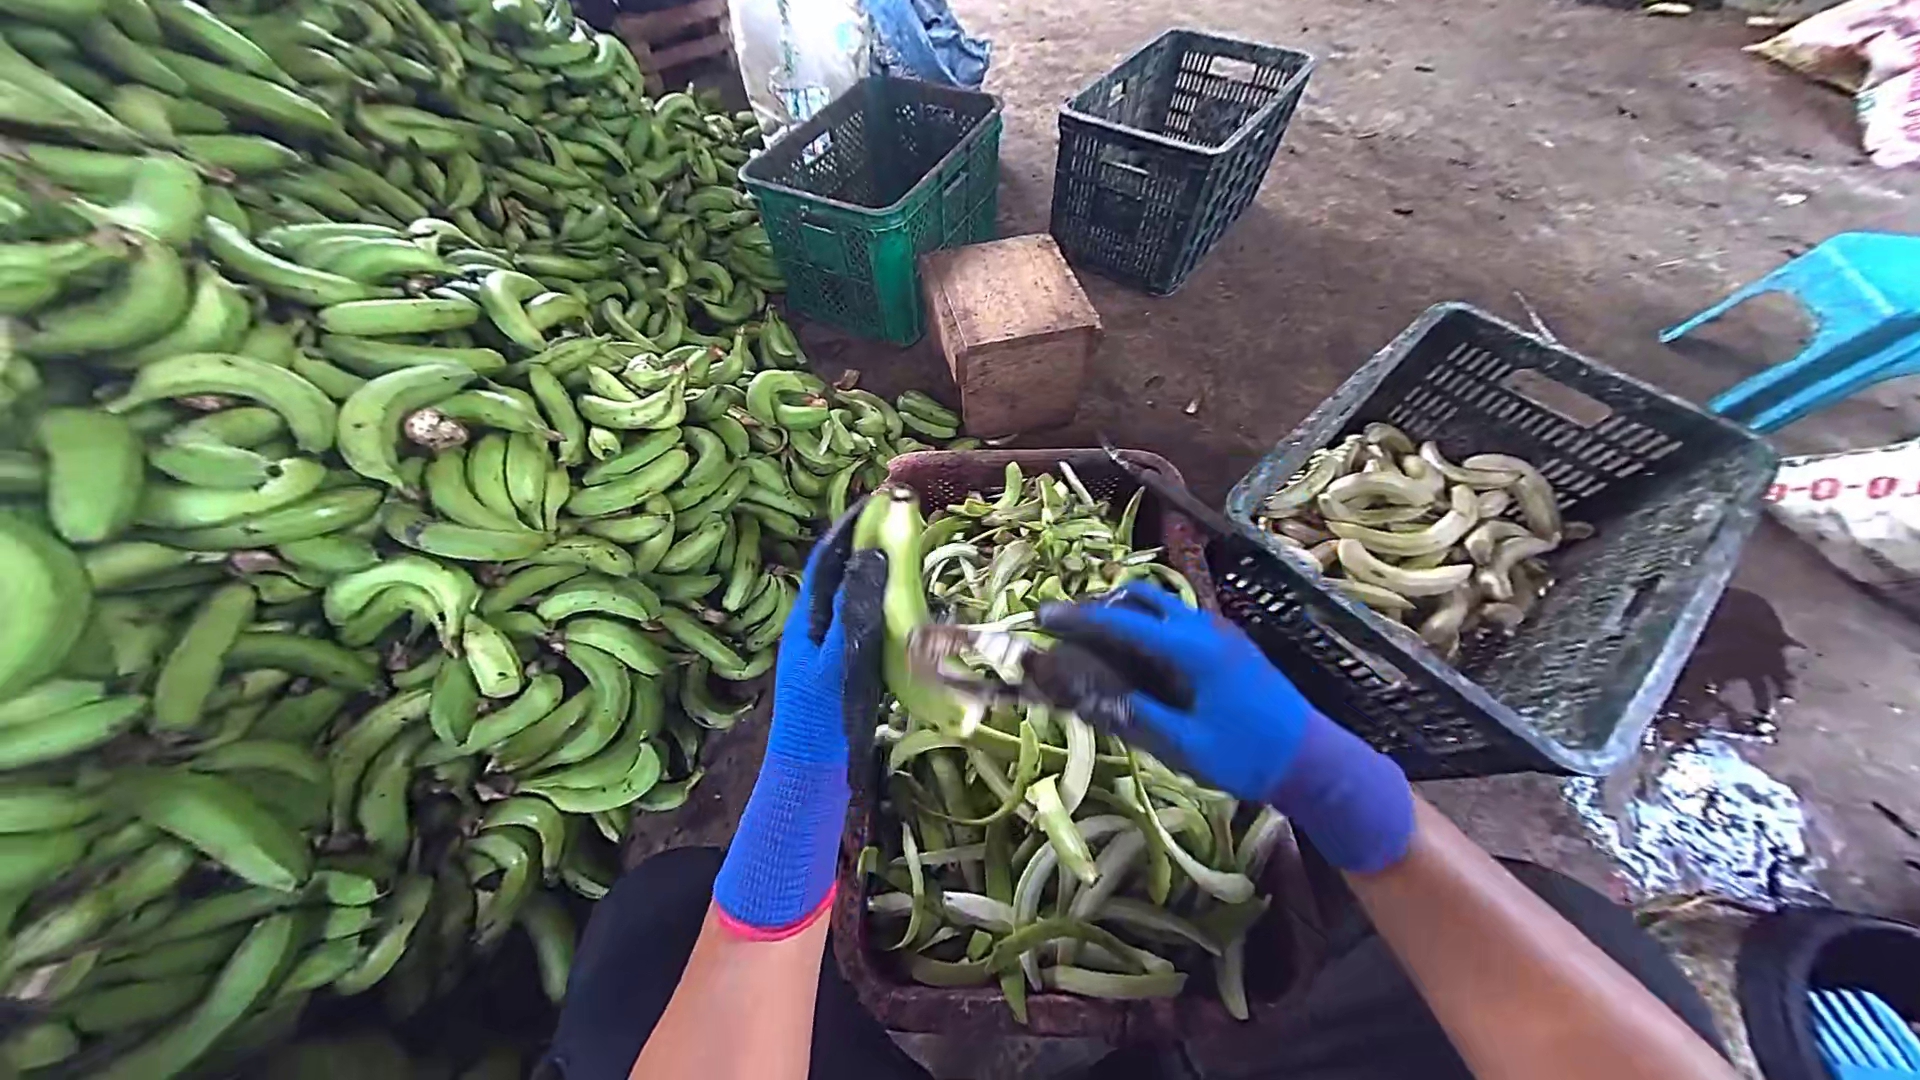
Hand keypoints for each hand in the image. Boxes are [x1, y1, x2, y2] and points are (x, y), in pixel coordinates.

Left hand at [711, 503, 886, 937]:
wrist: (813, 773)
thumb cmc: (822, 718)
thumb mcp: (838, 660)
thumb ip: (853, 610)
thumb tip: (872, 555)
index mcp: (806, 619)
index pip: (826, 560)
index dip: (847, 528)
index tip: (874, 502)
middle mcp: (816, 625)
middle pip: (839, 573)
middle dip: (863, 543)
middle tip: (897, 520)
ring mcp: (831, 645)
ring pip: (853, 596)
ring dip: (874, 570)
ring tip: (905, 549)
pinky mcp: (847, 663)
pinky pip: (866, 620)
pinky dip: (884, 602)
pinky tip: (905, 602)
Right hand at [1037, 584, 1413, 872]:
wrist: (1315, 760)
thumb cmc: (1250, 757)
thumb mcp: (1187, 746)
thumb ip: (1138, 716)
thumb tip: (1088, 696)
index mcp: (1193, 650)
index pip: (1124, 624)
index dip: (1079, 619)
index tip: (1044, 616)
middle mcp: (1205, 628)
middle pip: (1141, 597)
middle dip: (1100, 604)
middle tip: (1069, 626)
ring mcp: (1220, 630)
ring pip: (1160, 602)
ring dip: (1124, 610)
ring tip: (1095, 636)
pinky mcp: (1228, 640)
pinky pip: (1177, 615)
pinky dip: (1147, 620)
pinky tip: (1136, 650)